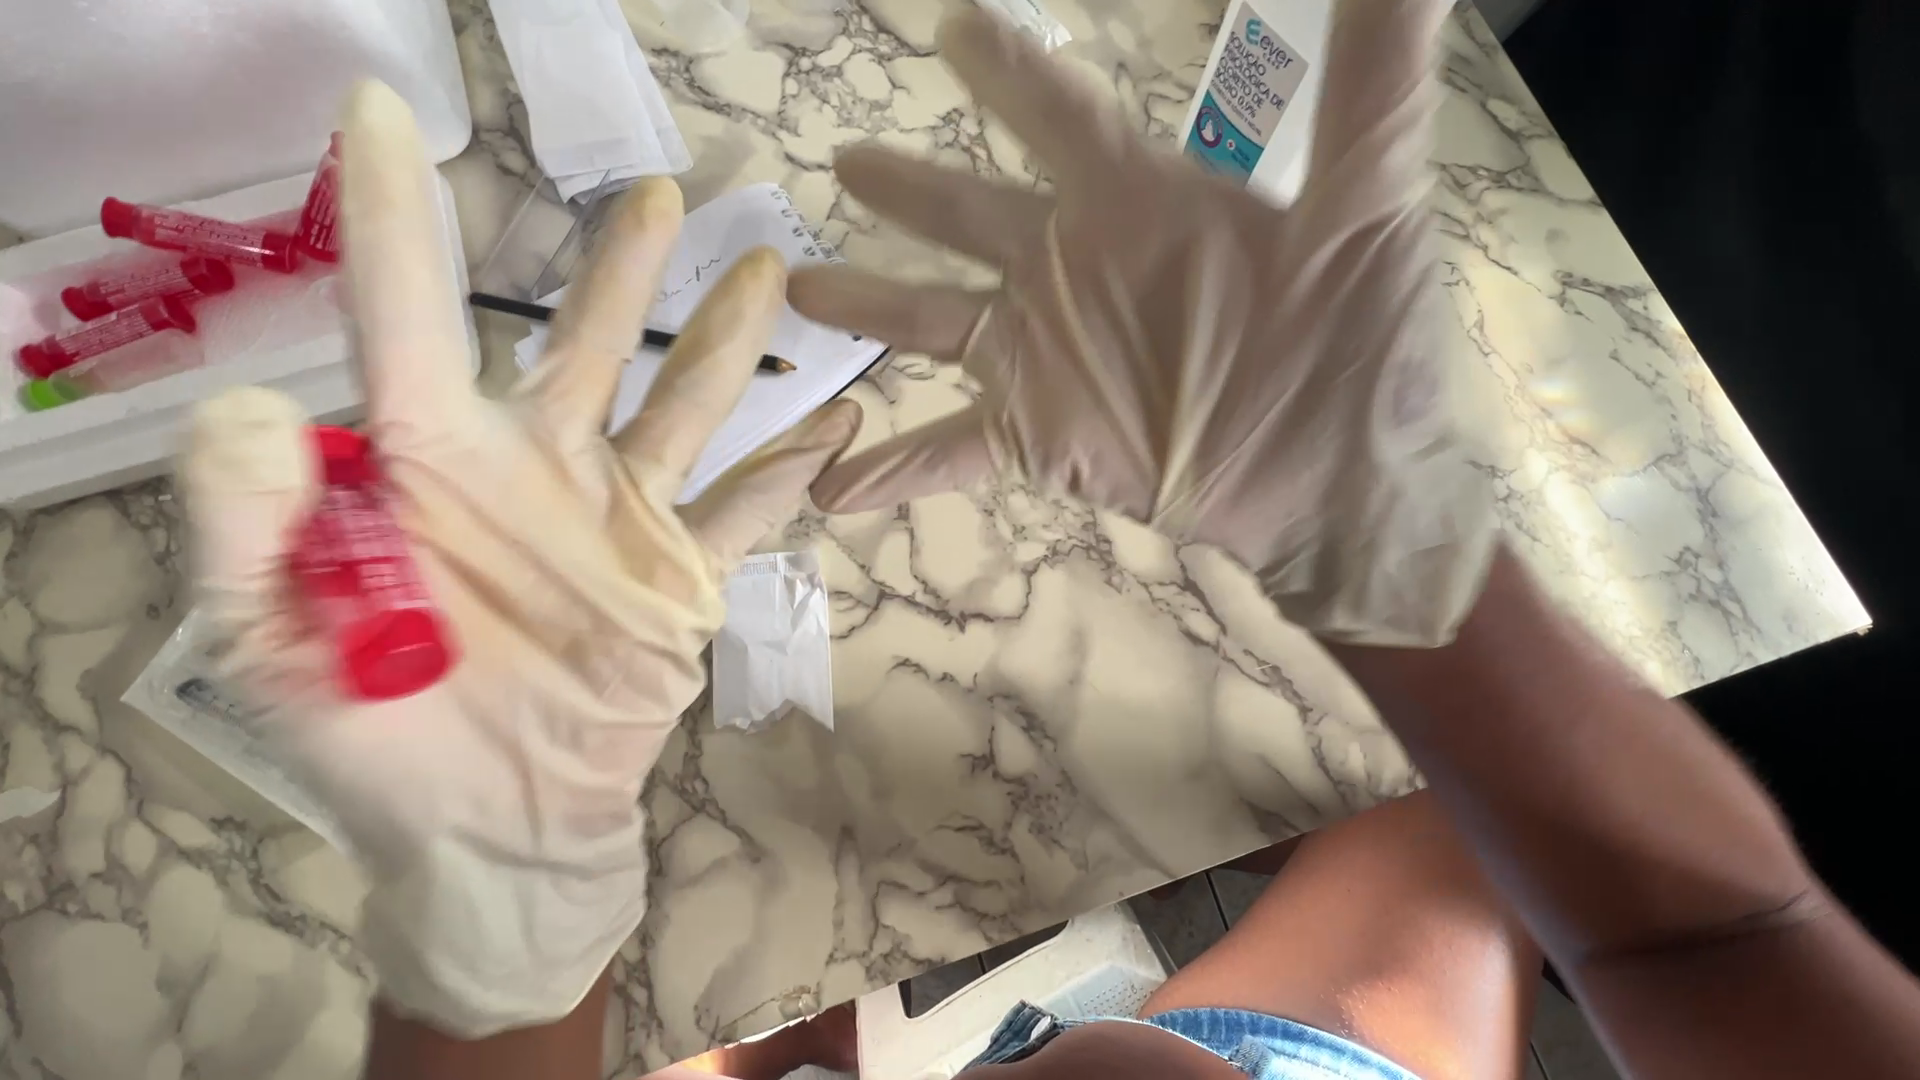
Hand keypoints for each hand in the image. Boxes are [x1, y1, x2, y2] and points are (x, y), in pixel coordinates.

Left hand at [182, 82, 859, 1035]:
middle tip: (663, 195)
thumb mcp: (279, 650)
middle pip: (585, 350)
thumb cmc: (384, 744)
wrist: (505, 819)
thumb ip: (247, 535)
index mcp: (430, 474)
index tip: (385, 115)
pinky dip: (794, 470)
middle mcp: (538, 473)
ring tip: (772, 271)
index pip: (409, 328)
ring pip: (683, 411)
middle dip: (622, 272)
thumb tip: (246, 407)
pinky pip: (748, 511)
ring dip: (725, 343)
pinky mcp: (686, 574)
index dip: (395, 225)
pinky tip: (840, 422)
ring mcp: (624, 520)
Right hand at [789, 1, 1493, 645]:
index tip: (950, 26)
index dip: (1006, 67)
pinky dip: (893, 469)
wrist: (1339, 483)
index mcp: (1138, 201)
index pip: (1059, 114)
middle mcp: (1073, 269)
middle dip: (908, 188)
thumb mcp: (1372, 196)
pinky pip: (949, 452)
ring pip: (934, 321)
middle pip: (968, 213)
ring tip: (799, 290)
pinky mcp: (1037, 437)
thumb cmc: (1359, 344)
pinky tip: (833, 487)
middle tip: (844, 161)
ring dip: (870, 308)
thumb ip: (1373, 67)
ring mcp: (1046, 357)